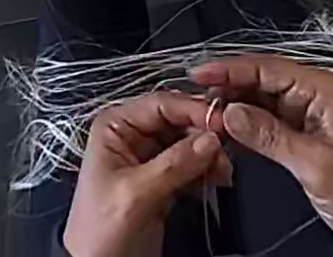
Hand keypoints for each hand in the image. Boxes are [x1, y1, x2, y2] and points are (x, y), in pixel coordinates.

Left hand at [62, 92, 229, 256]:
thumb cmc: (103, 227)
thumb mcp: (136, 193)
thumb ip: (173, 165)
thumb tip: (210, 139)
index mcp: (116, 124)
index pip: (159, 105)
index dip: (191, 109)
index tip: (224, 121)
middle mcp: (131, 134)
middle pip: (175, 122)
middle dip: (203, 134)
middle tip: (230, 151)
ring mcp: (146, 157)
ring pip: (185, 144)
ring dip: (206, 155)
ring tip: (224, 173)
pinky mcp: (159, 182)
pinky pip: (187, 167)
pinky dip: (203, 172)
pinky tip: (215, 182)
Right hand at [189, 57, 332, 250]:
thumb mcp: (316, 166)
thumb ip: (270, 135)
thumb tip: (227, 111)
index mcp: (318, 88)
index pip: (264, 68)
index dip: (229, 68)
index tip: (197, 74)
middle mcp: (307, 92)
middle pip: (256, 79)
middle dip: (225, 86)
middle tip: (195, 97)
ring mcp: (300, 111)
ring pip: (254, 97)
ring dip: (230, 104)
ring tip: (203, 112)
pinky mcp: (295, 131)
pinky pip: (260, 118)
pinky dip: (240, 121)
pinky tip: (221, 127)